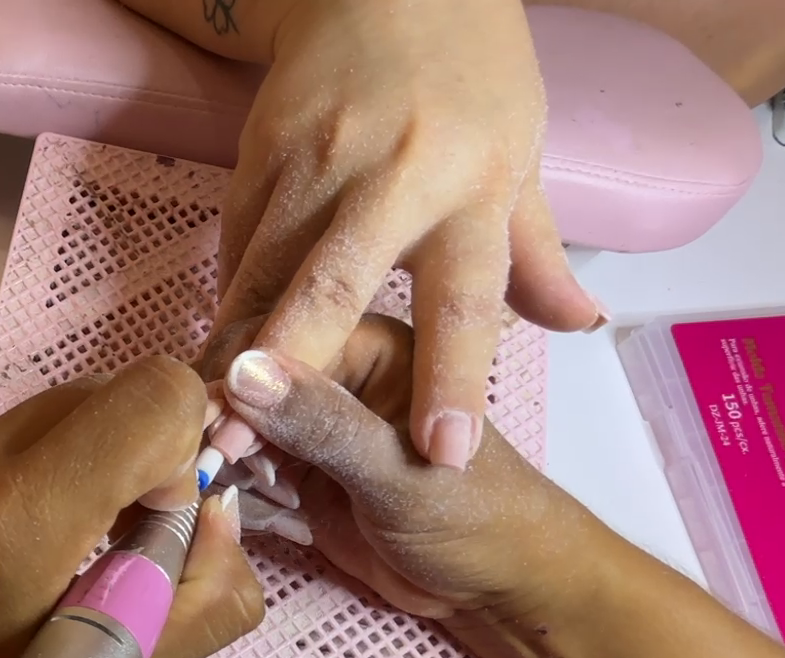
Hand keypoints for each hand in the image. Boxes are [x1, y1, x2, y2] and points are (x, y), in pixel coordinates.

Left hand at [0, 358, 264, 657]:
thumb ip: (208, 585)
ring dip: (97, 459)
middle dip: (143, 454)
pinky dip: (52, 467)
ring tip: (76, 539)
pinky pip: (19, 431)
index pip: (151, 397)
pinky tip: (34, 534)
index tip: (158, 518)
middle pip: (108, 391)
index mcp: (12, 523)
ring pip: (64, 407)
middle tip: (126, 534)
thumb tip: (215, 500)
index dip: (182, 449)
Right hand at [212, 315, 601, 620]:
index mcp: (368, 347)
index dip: (232, 387)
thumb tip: (241, 372)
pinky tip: (231, 502)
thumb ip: (320, 423)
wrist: (489, 589)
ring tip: (219, 489)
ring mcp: (307, 424)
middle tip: (208, 469)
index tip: (208, 438)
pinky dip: (230, 482)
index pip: (274, 343)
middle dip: (219, 425)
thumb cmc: (471, 521)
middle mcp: (331, 375)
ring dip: (221, 457)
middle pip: (242, 381)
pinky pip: (241, 462)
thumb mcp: (396, 471)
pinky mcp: (293, 466)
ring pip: (234, 424)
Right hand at [213, 0, 601, 468]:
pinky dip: (226, 315)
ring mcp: (308, 175)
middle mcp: (388, 183)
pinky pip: (236, 260)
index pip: (466, 299)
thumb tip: (578, 326)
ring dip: (228, 360)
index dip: (452, 380)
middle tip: (239, 447)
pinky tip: (212, 360)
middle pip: (328, 294)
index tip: (437, 457)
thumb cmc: (466, 72)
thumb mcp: (521, 153)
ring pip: (257, 286)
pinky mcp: (254, 172)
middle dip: (286, 376)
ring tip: (206, 425)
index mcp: (474, 184)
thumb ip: (536, 253)